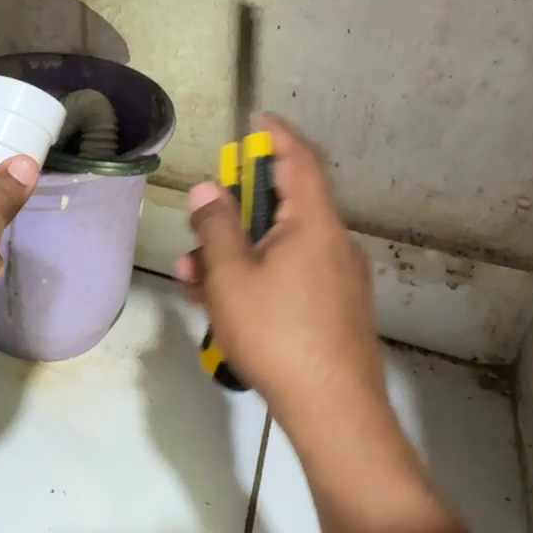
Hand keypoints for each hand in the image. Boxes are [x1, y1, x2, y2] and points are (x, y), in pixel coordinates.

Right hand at [177, 115, 382, 429]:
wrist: (334, 412)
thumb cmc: (277, 333)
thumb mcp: (230, 276)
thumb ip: (216, 226)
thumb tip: (209, 188)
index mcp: (314, 225)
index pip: (299, 161)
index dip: (277, 136)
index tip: (257, 120)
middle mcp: (333, 244)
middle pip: (282, 207)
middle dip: (234, 212)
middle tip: (199, 224)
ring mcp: (339, 279)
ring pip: (280, 247)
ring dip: (236, 253)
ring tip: (193, 279)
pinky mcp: (335, 310)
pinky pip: (290, 276)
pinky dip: (256, 277)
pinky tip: (223, 306)